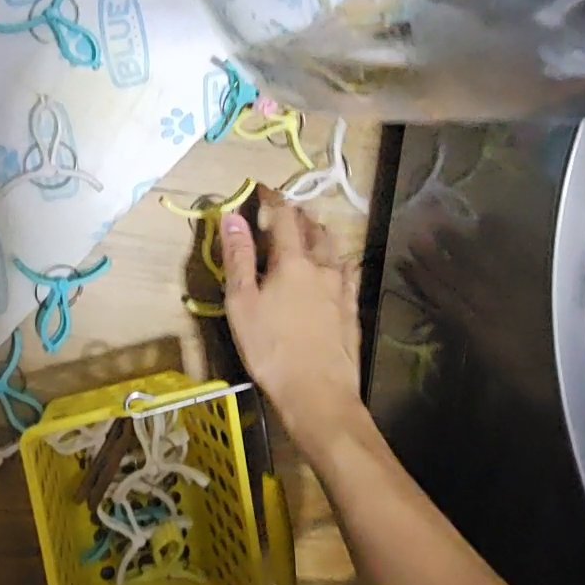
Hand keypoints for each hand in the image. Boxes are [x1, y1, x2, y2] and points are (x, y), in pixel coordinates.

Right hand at [219, 187, 361, 430]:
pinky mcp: (352, 311)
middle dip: (298, 214)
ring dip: (320, 233)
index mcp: (293, 261)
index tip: (262, 190)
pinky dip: (337, 260)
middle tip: (284, 211)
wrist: (318, 394)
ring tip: (310, 231)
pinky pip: (348, 273)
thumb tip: (233, 217)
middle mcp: (322, 267)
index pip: (284, 217)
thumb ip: (238, 257)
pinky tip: (337, 268)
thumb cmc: (271, 348)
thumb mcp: (241, 303)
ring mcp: (342, 289)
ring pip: (334, 248)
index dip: (272, 199)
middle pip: (314, 228)